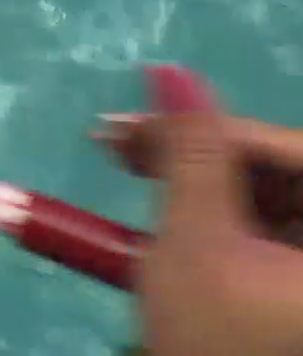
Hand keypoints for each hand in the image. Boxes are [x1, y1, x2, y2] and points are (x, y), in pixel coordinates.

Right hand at [117, 67, 302, 355]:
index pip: (299, 154)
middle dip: (200, 147)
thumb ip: (188, 153)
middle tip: (115, 140)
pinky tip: (170, 194)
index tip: (123, 124)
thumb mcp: (192, 240)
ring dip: (203, 170)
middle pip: (289, 170)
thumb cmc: (216, 337)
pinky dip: (223, 201)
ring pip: (282, 191)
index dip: (214, 128)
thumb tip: (168, 70)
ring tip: (129, 164)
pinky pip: (281, 218)